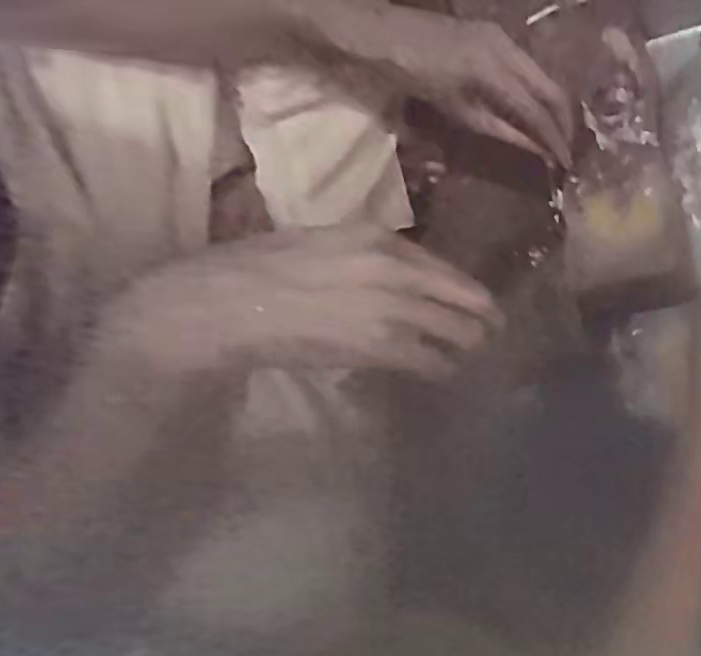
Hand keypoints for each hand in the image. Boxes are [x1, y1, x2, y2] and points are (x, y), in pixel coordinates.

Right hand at [91, 226, 501, 380]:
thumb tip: (415, 277)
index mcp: (377, 239)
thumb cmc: (256, 271)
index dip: (470, 295)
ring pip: (466, 335)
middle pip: (474, 303)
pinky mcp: (388, 346)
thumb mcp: (320, 243)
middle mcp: (395, 270)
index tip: (477, 309)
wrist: (213, 307)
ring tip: (459, 356)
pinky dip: (443, 370)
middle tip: (486, 337)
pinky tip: (434, 371)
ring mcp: (395, 309)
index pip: (452, 272)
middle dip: (487, 323)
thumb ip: (372, 256)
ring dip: (468, 350)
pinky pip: (440, 364)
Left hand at [329, 5, 575, 168]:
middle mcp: (504, 49)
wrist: (373, 29)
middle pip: (553, 92)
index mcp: (493, 70)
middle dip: (564, 125)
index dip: (556, 141)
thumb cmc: (413, 74)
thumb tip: (541, 153)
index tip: (567, 165)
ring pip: (546, 79)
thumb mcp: (462, 112)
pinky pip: (531, 68)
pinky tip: (538, 109)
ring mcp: (501, 37)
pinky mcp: (495, 34)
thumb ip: (507, 132)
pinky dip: (540, 92)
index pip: (538, 113)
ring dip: (555, 109)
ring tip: (556, 133)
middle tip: (567, 150)